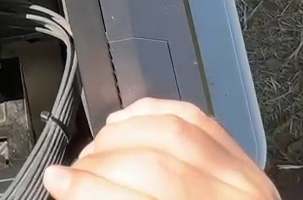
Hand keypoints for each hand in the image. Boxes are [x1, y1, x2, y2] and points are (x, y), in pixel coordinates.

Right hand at [44, 99, 276, 199]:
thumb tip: (69, 188)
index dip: (89, 190)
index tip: (55, 182)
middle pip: (154, 166)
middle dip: (100, 162)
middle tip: (72, 171)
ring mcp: (248, 181)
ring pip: (172, 131)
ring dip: (121, 133)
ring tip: (96, 149)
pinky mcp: (247, 162)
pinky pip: (193, 116)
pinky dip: (152, 112)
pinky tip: (125, 123)